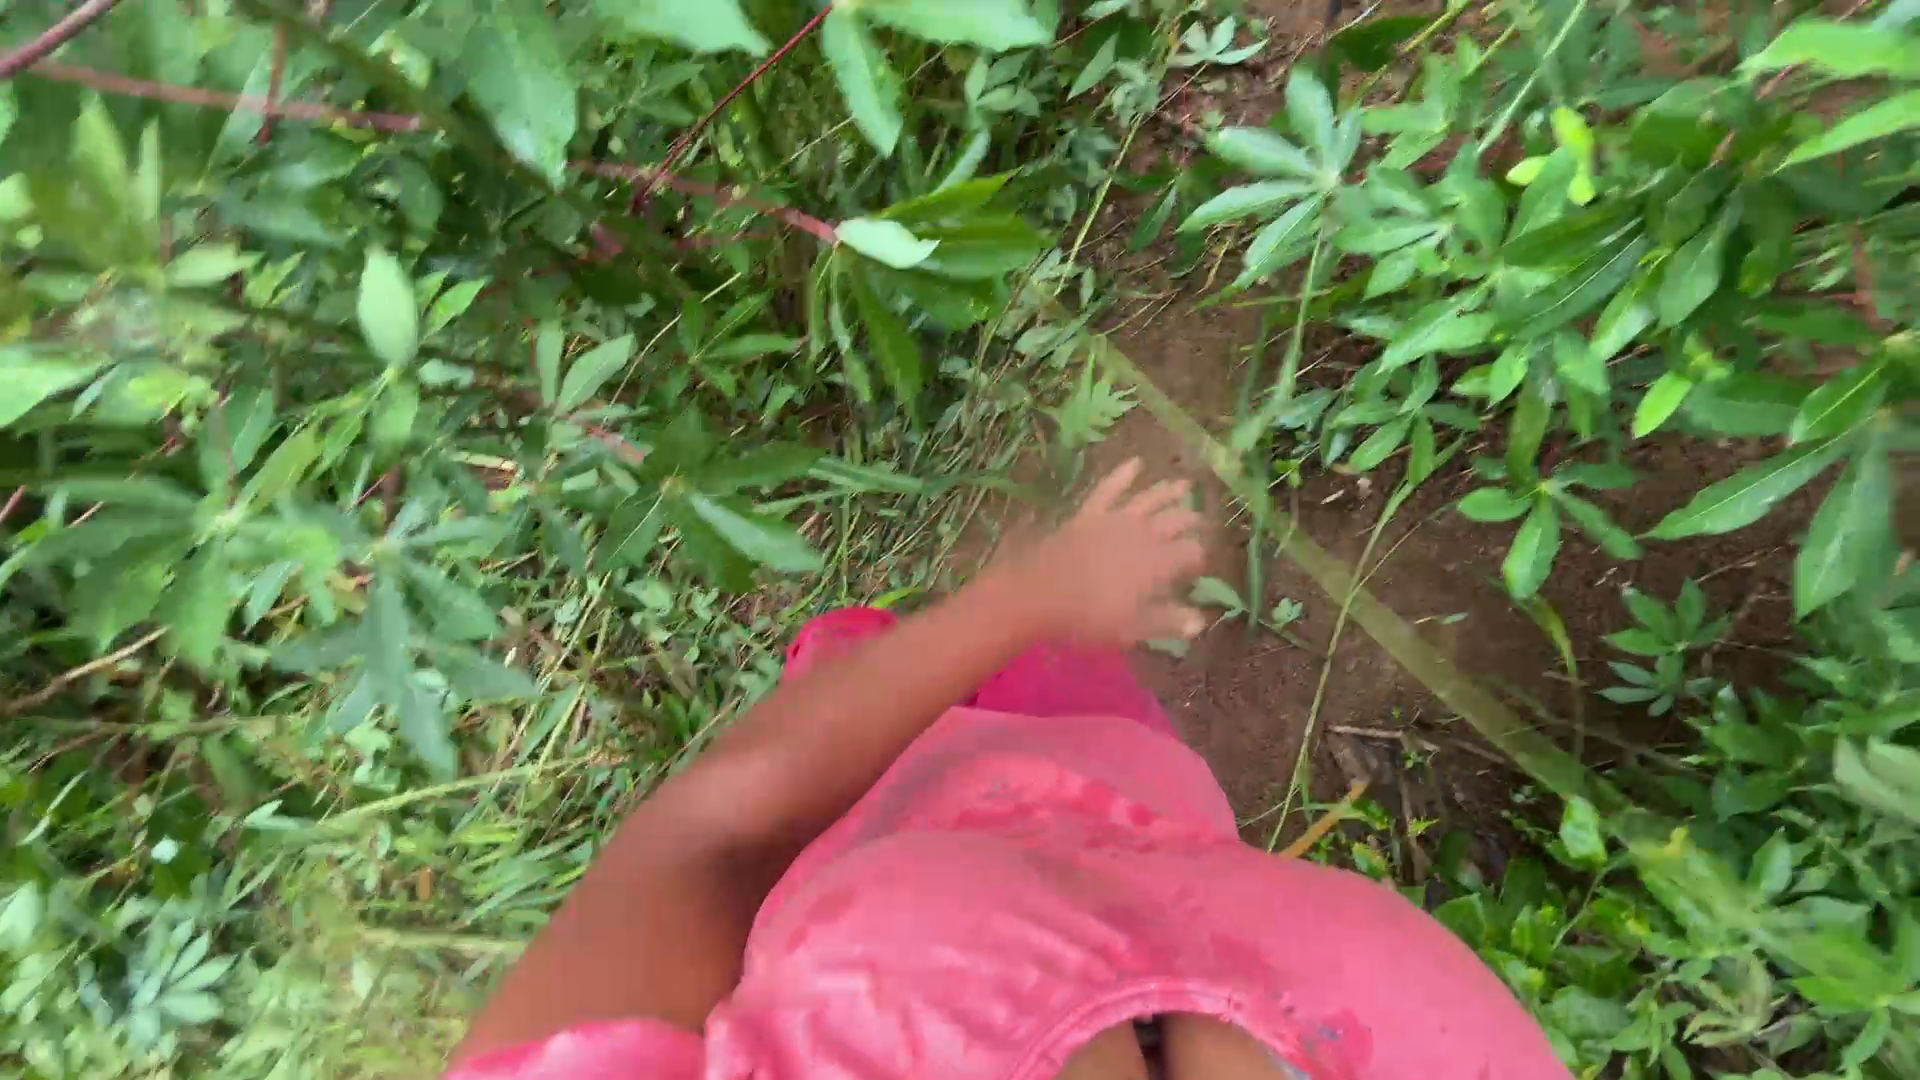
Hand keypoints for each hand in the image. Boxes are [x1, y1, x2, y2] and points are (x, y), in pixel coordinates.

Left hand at [988, 459, 1207, 644]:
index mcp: (1157, 563)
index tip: (1199, 563)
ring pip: (1149, 499)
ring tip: (1184, 484)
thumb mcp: (1131, 628)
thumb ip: (1166, 622)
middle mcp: (1142, 535)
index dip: (1198, 556)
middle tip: (1201, 520)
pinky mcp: (1088, 513)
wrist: (1039, 593)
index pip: (1191, 552)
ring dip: (1168, 491)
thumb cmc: (1087, 618)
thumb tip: (1199, 621)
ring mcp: (1114, 519)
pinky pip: (1109, 488)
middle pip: (1175, 521)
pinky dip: (1123, 474)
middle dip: (1191, 520)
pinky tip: (1135, 463)